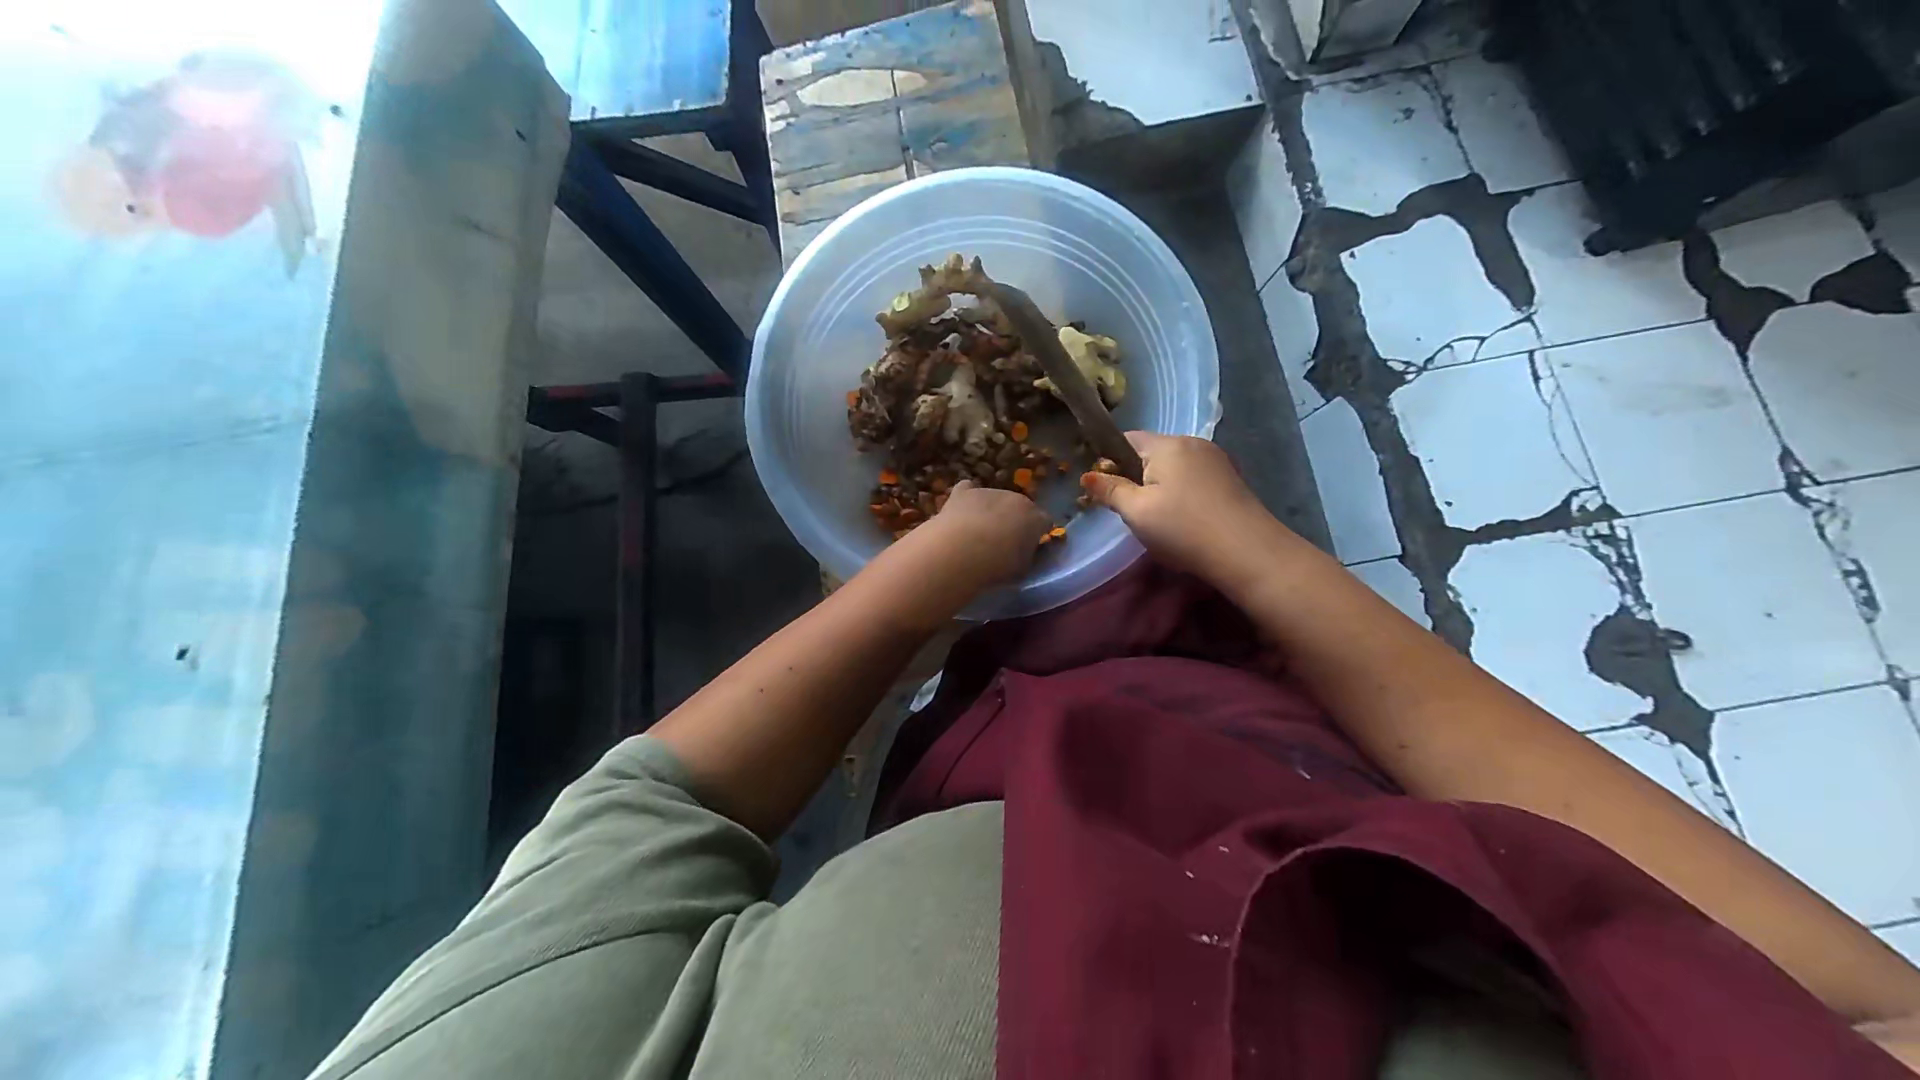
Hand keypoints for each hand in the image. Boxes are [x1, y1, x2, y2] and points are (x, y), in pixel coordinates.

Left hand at [913, 480, 1051, 583]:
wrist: (959, 554)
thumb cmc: (996, 567)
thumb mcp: (1022, 569)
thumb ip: (1029, 554)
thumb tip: (1028, 549)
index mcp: (1035, 518)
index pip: (1044, 521)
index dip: (1038, 533)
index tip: (1030, 545)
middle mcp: (1016, 499)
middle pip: (1020, 506)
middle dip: (1015, 519)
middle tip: (1003, 540)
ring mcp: (990, 492)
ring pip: (995, 499)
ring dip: (991, 510)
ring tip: (976, 532)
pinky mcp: (964, 492)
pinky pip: (968, 490)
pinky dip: (967, 499)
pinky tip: (961, 512)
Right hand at [1081, 433, 1283, 579]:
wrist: (1247, 553)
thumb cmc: (1183, 528)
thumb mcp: (1136, 512)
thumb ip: (1110, 490)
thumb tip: (1087, 475)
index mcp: (1168, 444)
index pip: (1127, 439)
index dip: (1108, 460)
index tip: (1104, 489)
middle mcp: (1193, 443)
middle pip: (1152, 453)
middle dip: (1135, 476)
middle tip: (1129, 511)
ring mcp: (1216, 460)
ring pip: (1173, 467)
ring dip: (1159, 487)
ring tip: (1157, 520)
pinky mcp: (1230, 480)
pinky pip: (1193, 479)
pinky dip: (1181, 493)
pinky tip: (1182, 520)